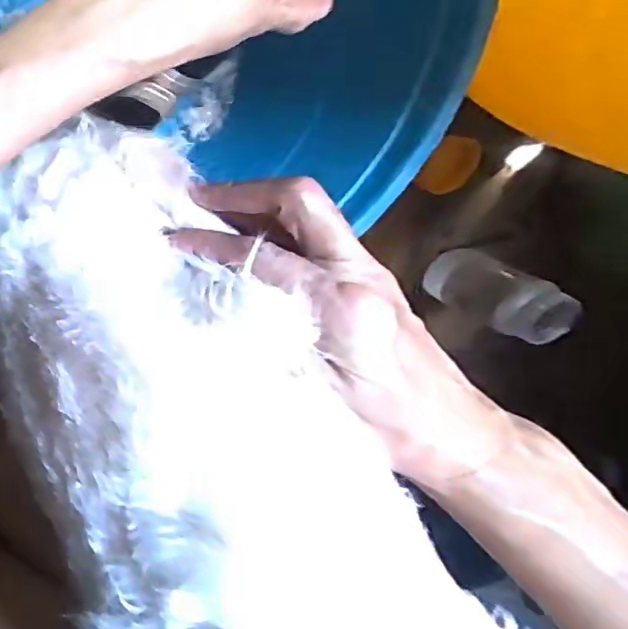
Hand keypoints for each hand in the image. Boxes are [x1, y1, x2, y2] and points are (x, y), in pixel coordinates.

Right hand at [168, 176, 518, 493]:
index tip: (170, 238)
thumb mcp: (309, 394)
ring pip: (307, 208)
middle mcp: (357, 271)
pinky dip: (271, 222)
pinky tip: (244, 241)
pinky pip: (313, 230)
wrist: (457, 436)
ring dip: (255, 202)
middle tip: (193, 200)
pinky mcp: (367, 275)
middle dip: (240, 192)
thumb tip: (204, 305)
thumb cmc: (381, 426)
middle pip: (299, 199)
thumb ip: (260, 341)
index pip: (260, 253)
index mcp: (340, 302)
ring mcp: (367, 268)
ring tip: (209, 212)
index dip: (208, 241)